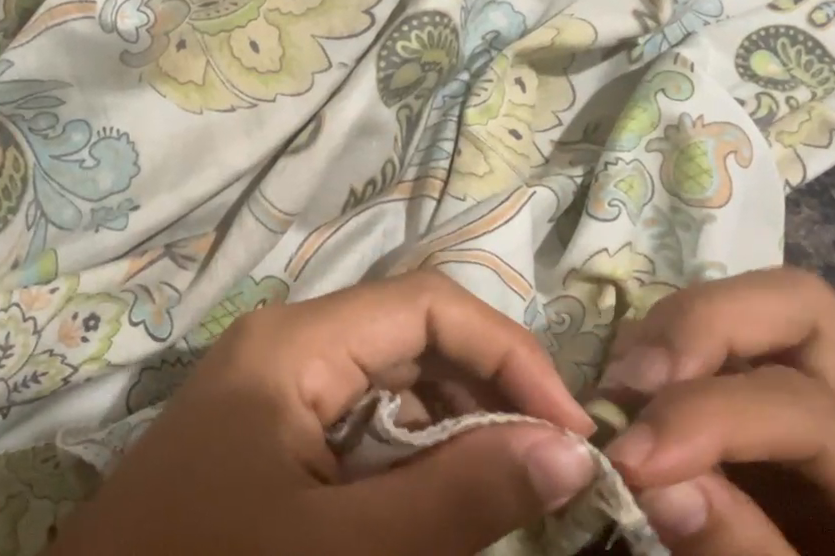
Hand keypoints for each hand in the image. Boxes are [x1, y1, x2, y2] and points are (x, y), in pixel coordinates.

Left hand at [47, 270, 598, 555]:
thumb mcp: (345, 548)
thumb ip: (457, 497)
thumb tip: (568, 450)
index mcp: (295, 342)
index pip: (425, 303)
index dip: (507, 353)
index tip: (568, 431)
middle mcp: (284, 342)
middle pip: (409, 333)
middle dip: (486, 389)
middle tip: (547, 466)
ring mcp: (271, 383)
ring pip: (388, 376)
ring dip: (452, 422)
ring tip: (502, 486)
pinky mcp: (265, 427)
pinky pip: (356, 416)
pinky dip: (408, 450)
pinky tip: (434, 496)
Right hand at [595, 268, 834, 555]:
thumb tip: (653, 483)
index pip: (807, 409)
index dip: (708, 418)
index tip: (628, 461)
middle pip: (796, 307)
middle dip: (698, 325)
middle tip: (628, 383)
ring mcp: (830, 405)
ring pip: (748, 311)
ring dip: (668, 338)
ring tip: (617, 399)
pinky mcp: (774, 413)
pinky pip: (716, 350)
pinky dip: (662, 360)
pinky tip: (629, 405)